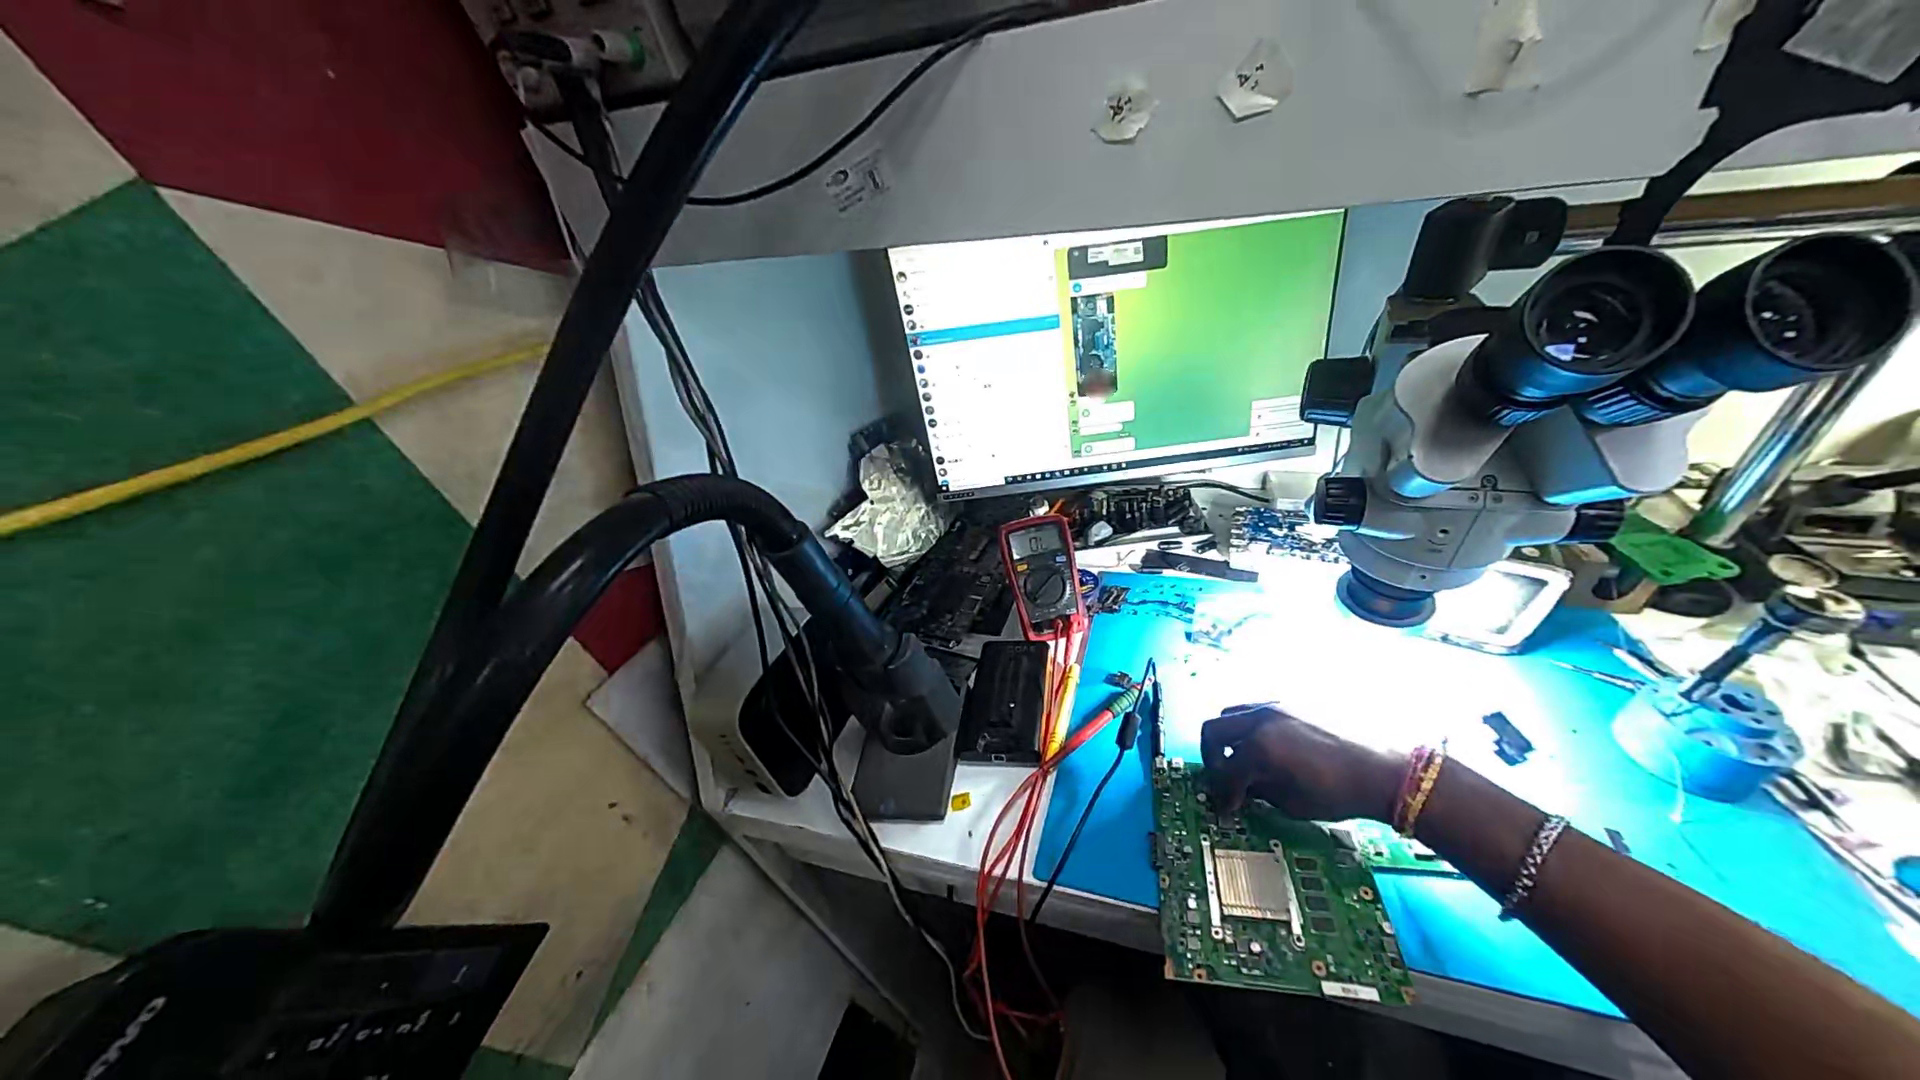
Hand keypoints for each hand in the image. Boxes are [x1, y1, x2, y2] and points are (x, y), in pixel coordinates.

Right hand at [1199, 705, 1402, 822]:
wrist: (1386, 770)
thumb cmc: (1341, 794)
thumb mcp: (1292, 803)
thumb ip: (1259, 791)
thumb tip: (1243, 788)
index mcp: (1258, 747)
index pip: (1224, 771)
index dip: (1223, 794)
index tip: (1228, 807)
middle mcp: (1260, 720)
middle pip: (1213, 730)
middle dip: (1213, 757)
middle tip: (1224, 777)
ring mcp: (1275, 706)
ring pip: (1232, 714)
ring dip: (1230, 738)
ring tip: (1243, 760)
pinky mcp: (1291, 703)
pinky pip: (1257, 712)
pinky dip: (1252, 729)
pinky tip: (1270, 749)